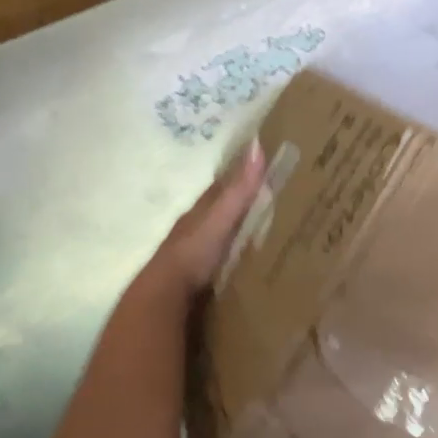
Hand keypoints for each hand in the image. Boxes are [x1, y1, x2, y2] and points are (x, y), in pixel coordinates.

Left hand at [145, 138, 267, 293]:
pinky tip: (246, 256)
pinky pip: (222, 255)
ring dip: (238, 228)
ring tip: (265, 228)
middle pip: (222, 208)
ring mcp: (195, 250)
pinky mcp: (198, 273)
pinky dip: (235, 251)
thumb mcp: (221, 217)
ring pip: (220, 231)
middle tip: (271, 197)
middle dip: (242, 201)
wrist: (166, 293)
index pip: (224, 185)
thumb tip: (256, 144)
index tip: (265, 165)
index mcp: (202, 209)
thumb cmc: (194, 250)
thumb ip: (238, 188)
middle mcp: (197, 225)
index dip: (242, 174)